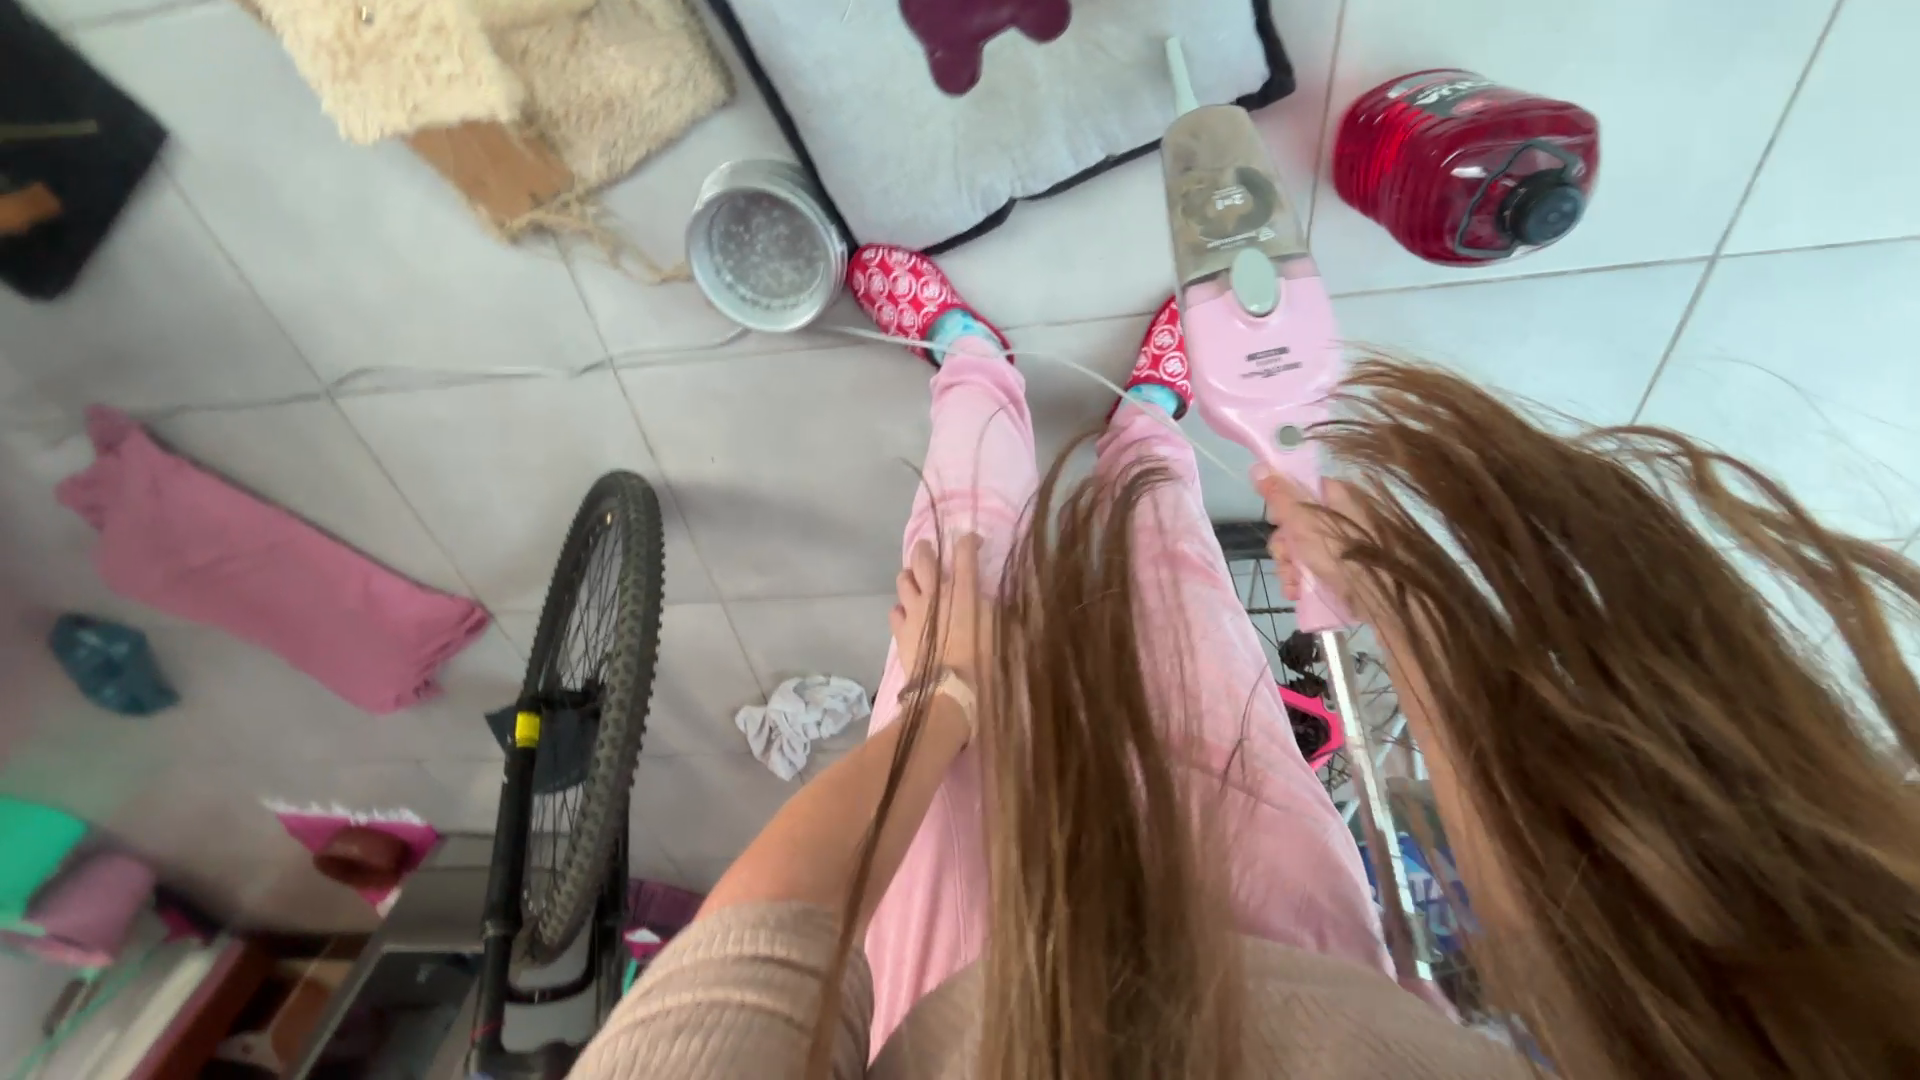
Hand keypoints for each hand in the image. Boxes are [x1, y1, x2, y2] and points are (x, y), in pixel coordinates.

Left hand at [890, 534, 989, 685]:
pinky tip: (909, 615)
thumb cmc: (982, 662)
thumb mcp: (999, 631)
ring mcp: (913, 610)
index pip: (964, 551)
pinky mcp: (900, 630)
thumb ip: (994, 609)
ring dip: (910, 577)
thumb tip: (991, 599)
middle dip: (926, 549)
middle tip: (930, 550)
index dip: (969, 541)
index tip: (974, 542)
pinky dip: (902, 609)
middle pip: (922, 557)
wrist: (949, 691)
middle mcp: (935, 593)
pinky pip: (895, 610)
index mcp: (963, 590)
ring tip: (916, 583)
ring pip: (903, 579)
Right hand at [1253, 467, 1370, 617]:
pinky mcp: (1341, 571)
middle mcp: (1340, 517)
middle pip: (1294, 525)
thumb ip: (1279, 495)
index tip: (1276, 521)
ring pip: (1299, 551)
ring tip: (1293, 583)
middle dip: (1283, 547)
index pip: (1299, 490)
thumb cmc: (1341, 551)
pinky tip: (1297, 592)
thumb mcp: (1304, 520)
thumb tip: (1257, 466)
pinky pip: (1310, 570)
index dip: (1282, 507)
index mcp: (1336, 496)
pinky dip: (1299, 581)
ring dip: (1288, 568)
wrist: (1379, 596)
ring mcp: (1342, 546)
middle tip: (1286, 559)